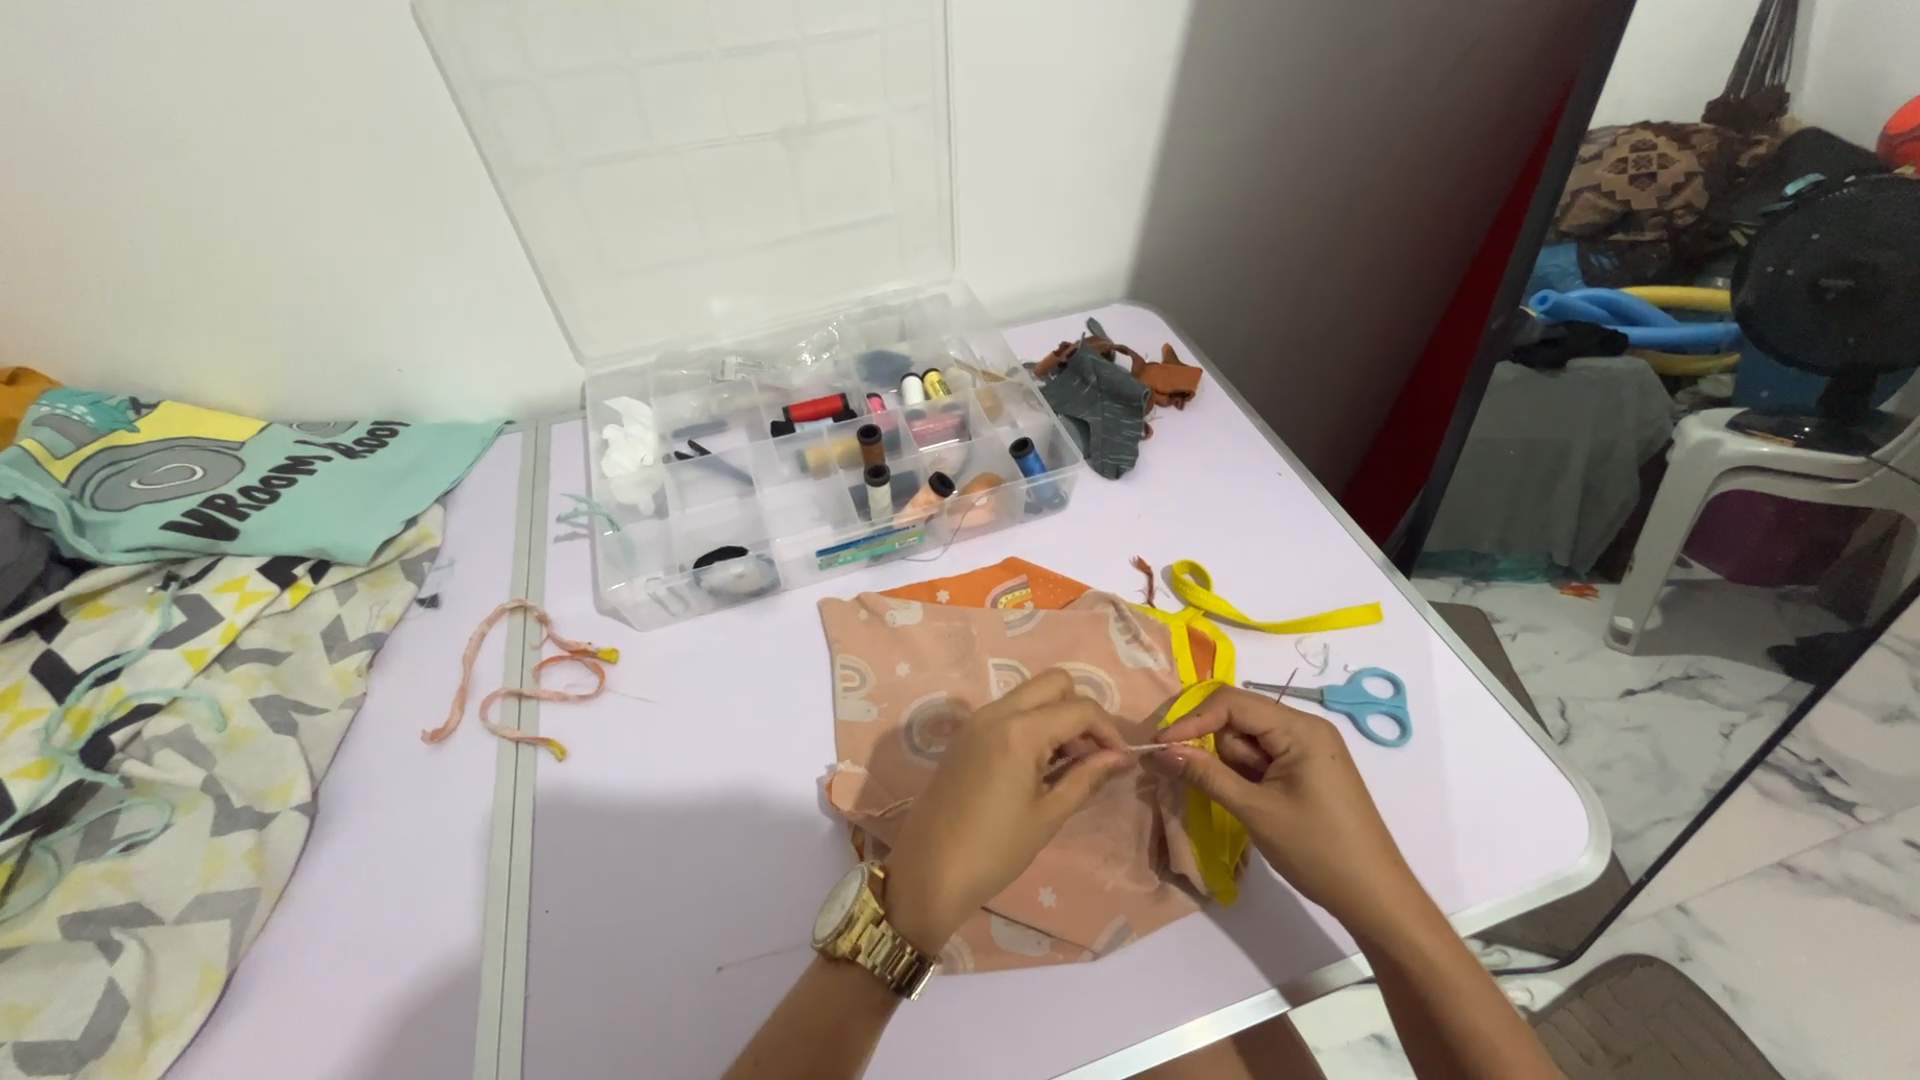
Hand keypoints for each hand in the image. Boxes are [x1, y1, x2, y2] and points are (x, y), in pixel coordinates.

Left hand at [883, 669, 1135, 952]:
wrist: (928, 872)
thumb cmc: (995, 850)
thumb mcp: (1048, 815)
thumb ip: (1087, 777)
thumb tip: (1120, 757)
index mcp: (1020, 730)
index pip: (1080, 708)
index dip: (1109, 730)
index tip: (1121, 760)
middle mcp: (997, 712)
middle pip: (1054, 683)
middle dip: (1081, 710)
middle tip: (1092, 754)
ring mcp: (976, 720)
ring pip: (1029, 694)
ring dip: (1056, 715)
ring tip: (1068, 764)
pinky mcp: (965, 735)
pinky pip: (1008, 711)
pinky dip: (1032, 723)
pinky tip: (1038, 765)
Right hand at [1145, 685, 1427, 938]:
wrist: (1375, 897)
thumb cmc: (1317, 851)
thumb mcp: (1254, 810)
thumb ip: (1206, 774)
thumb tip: (1161, 752)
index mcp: (1300, 728)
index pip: (1232, 702)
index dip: (1191, 721)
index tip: (1160, 747)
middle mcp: (1306, 727)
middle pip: (1239, 716)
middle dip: (1213, 744)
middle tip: (1200, 779)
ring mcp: (1310, 748)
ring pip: (1248, 738)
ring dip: (1231, 763)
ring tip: (1245, 802)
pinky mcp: (1309, 769)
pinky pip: (1264, 756)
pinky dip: (1246, 773)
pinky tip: (1249, 800)